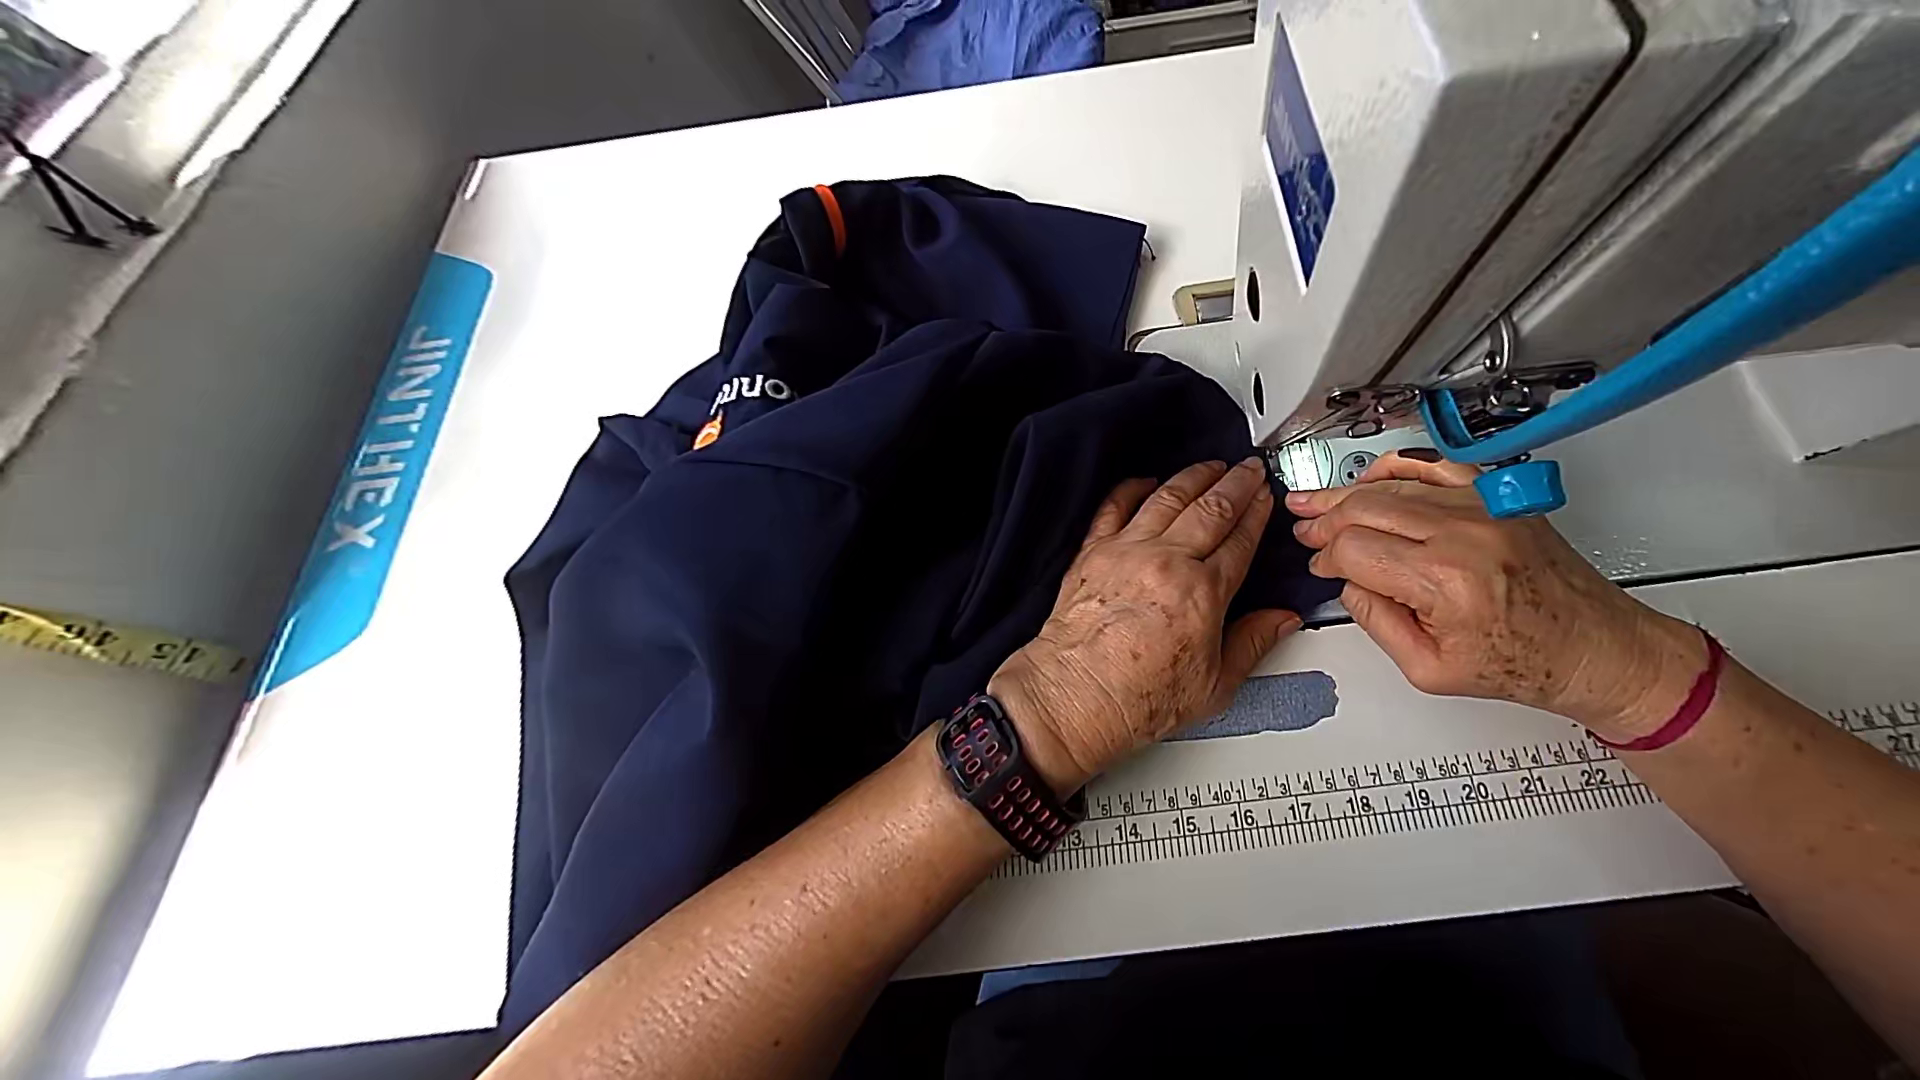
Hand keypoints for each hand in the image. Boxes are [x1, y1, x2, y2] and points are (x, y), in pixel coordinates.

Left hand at [989, 459, 1303, 793]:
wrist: (1073, 697)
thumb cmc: (1134, 698)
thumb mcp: (1214, 686)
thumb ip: (1252, 644)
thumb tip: (1280, 621)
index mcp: (1202, 593)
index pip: (1240, 540)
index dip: (1257, 515)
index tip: (1266, 500)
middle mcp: (1164, 563)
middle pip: (1210, 509)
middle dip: (1236, 485)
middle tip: (1248, 471)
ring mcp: (1125, 553)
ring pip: (1166, 499)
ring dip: (1193, 478)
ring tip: (1210, 468)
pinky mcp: (1092, 554)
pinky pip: (1113, 508)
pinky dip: (1131, 489)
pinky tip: (1145, 481)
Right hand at [1284, 451, 1705, 743]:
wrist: (1596, 648)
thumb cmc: (1524, 661)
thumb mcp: (1426, 668)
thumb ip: (1374, 620)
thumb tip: (1349, 583)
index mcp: (1443, 581)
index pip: (1352, 550)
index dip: (1325, 558)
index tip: (1322, 568)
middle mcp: (1463, 535)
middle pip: (1362, 509)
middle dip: (1323, 521)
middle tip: (1305, 529)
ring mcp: (1482, 509)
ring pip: (1388, 485)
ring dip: (1344, 494)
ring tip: (1315, 501)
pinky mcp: (1496, 500)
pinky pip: (1434, 466)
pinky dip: (1395, 467)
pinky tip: (1370, 477)